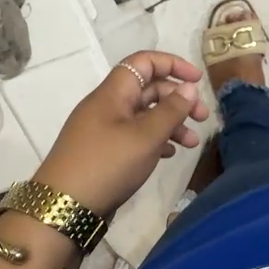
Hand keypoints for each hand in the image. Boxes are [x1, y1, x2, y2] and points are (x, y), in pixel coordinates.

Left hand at [30, 52, 211, 214]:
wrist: (64, 206)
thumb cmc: (107, 164)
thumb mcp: (146, 136)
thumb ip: (171, 110)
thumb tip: (189, 87)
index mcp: (113, 94)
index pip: (144, 63)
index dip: (173, 64)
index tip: (198, 80)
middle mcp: (108, 106)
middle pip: (148, 89)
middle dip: (179, 99)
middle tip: (203, 118)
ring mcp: (105, 129)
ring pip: (145, 115)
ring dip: (172, 123)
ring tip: (192, 143)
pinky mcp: (106, 151)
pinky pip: (137, 135)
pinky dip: (157, 139)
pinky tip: (170, 154)